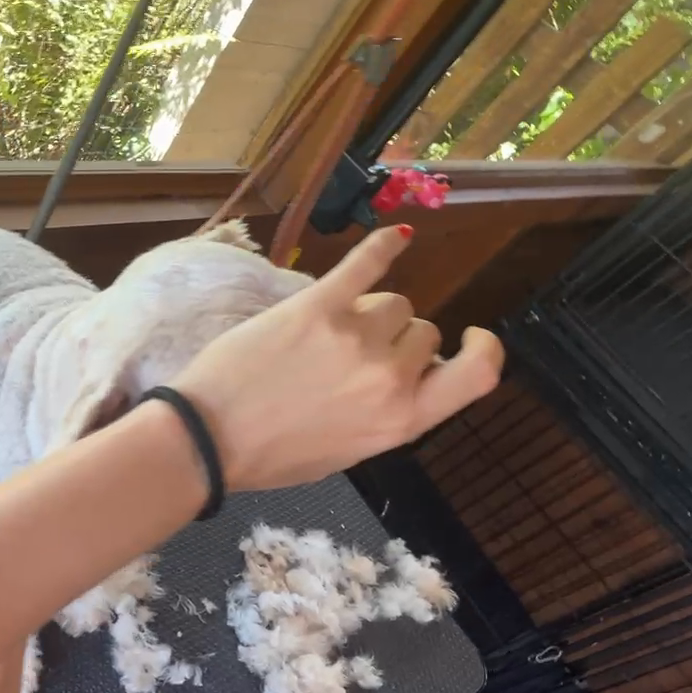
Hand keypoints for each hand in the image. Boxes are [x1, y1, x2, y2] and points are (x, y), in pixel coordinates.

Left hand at [170, 225, 502, 491]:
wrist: (207, 439)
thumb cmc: (270, 455)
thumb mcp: (345, 452)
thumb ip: (385, 415)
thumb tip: (405, 378)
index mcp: (401, 421)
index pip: (476, 377)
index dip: (484, 353)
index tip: (474, 340)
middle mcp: (389, 377)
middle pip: (422, 331)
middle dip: (395, 340)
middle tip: (347, 356)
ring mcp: (354, 337)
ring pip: (392, 302)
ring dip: (370, 310)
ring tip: (327, 332)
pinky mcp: (316, 307)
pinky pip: (362, 265)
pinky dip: (381, 247)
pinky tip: (394, 236)